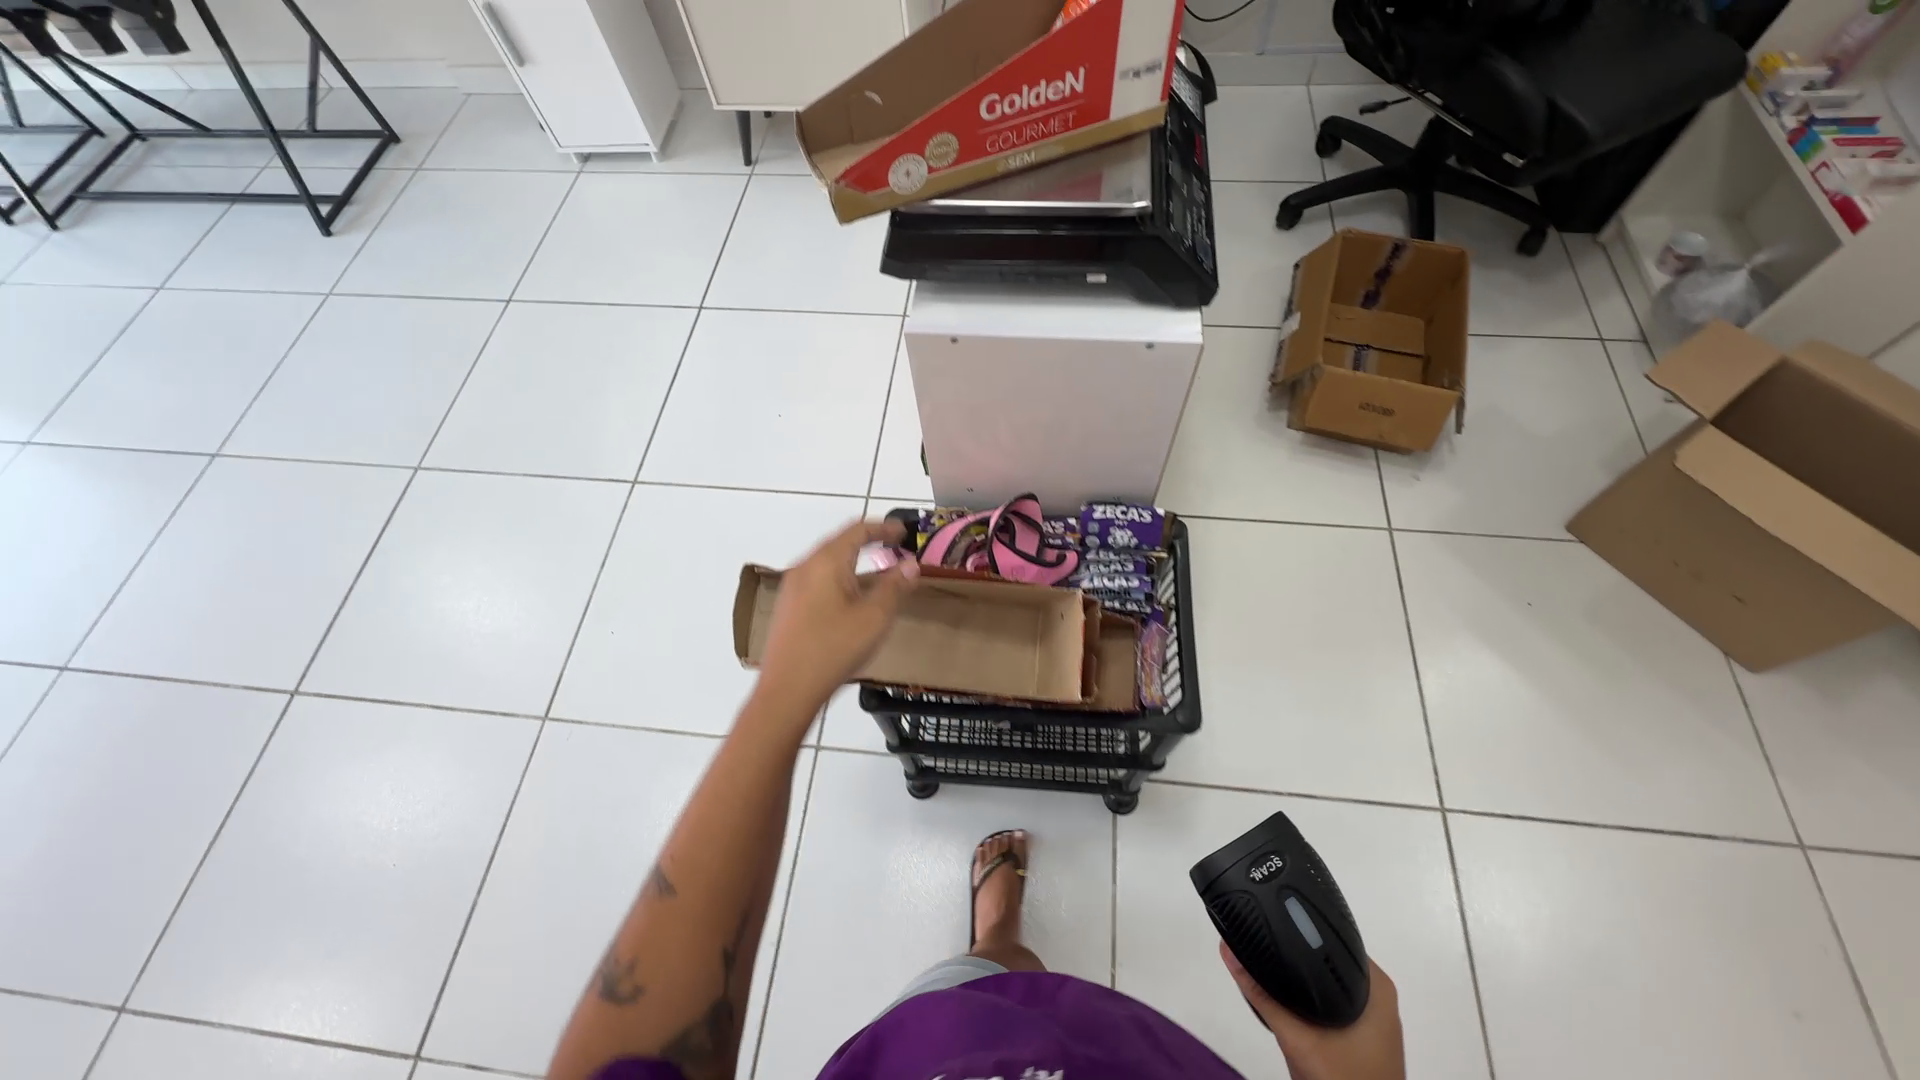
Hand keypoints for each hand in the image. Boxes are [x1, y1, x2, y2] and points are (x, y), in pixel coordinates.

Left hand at [754, 519, 919, 715]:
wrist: (787, 690)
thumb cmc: (834, 649)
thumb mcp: (874, 618)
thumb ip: (895, 587)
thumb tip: (911, 564)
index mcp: (826, 563)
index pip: (857, 531)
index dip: (883, 528)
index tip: (904, 532)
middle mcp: (805, 567)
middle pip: (839, 543)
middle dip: (867, 543)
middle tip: (892, 548)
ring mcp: (791, 588)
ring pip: (826, 563)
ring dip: (852, 561)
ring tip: (875, 572)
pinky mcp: (787, 608)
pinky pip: (817, 580)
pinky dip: (839, 577)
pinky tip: (849, 598)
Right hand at [1220, 942, 1405, 1079]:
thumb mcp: (1296, 1038)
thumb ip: (1262, 994)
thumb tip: (1229, 951)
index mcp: (1375, 985)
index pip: (1332, 936)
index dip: (1298, 924)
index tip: (1266, 915)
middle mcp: (1378, 994)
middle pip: (1327, 958)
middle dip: (1294, 952)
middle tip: (1257, 941)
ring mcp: (1371, 1017)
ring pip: (1327, 982)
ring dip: (1299, 978)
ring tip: (1264, 963)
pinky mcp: (1361, 1034)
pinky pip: (1330, 1001)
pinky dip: (1308, 997)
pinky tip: (1284, 998)